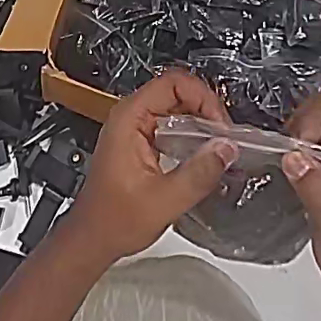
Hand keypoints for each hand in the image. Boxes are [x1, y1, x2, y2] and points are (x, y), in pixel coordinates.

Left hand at [56, 70, 237, 264]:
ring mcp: (134, 128)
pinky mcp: (140, 141)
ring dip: (201, 122)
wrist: (93, 237)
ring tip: (219, 147)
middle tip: (225, 137)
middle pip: (176, 91)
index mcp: (129, 118)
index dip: (202, 98)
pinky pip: (171, 125)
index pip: (173, 83)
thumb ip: (198, 173)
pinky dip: (191, 134)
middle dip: (206, 109)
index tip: (220, 125)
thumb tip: (227, 148)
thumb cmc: (114, 219)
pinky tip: (204, 155)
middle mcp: (129, 116)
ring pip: (175, 108)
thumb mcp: (164, 200)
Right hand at [282, 93, 320, 313]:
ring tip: (288, 154)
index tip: (296, 142)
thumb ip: (318, 189)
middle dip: (308, 121)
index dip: (318, 123)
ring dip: (302, 131)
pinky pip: (318, 140)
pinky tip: (291, 161)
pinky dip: (301, 143)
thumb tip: (294, 156)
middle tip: (289, 144)